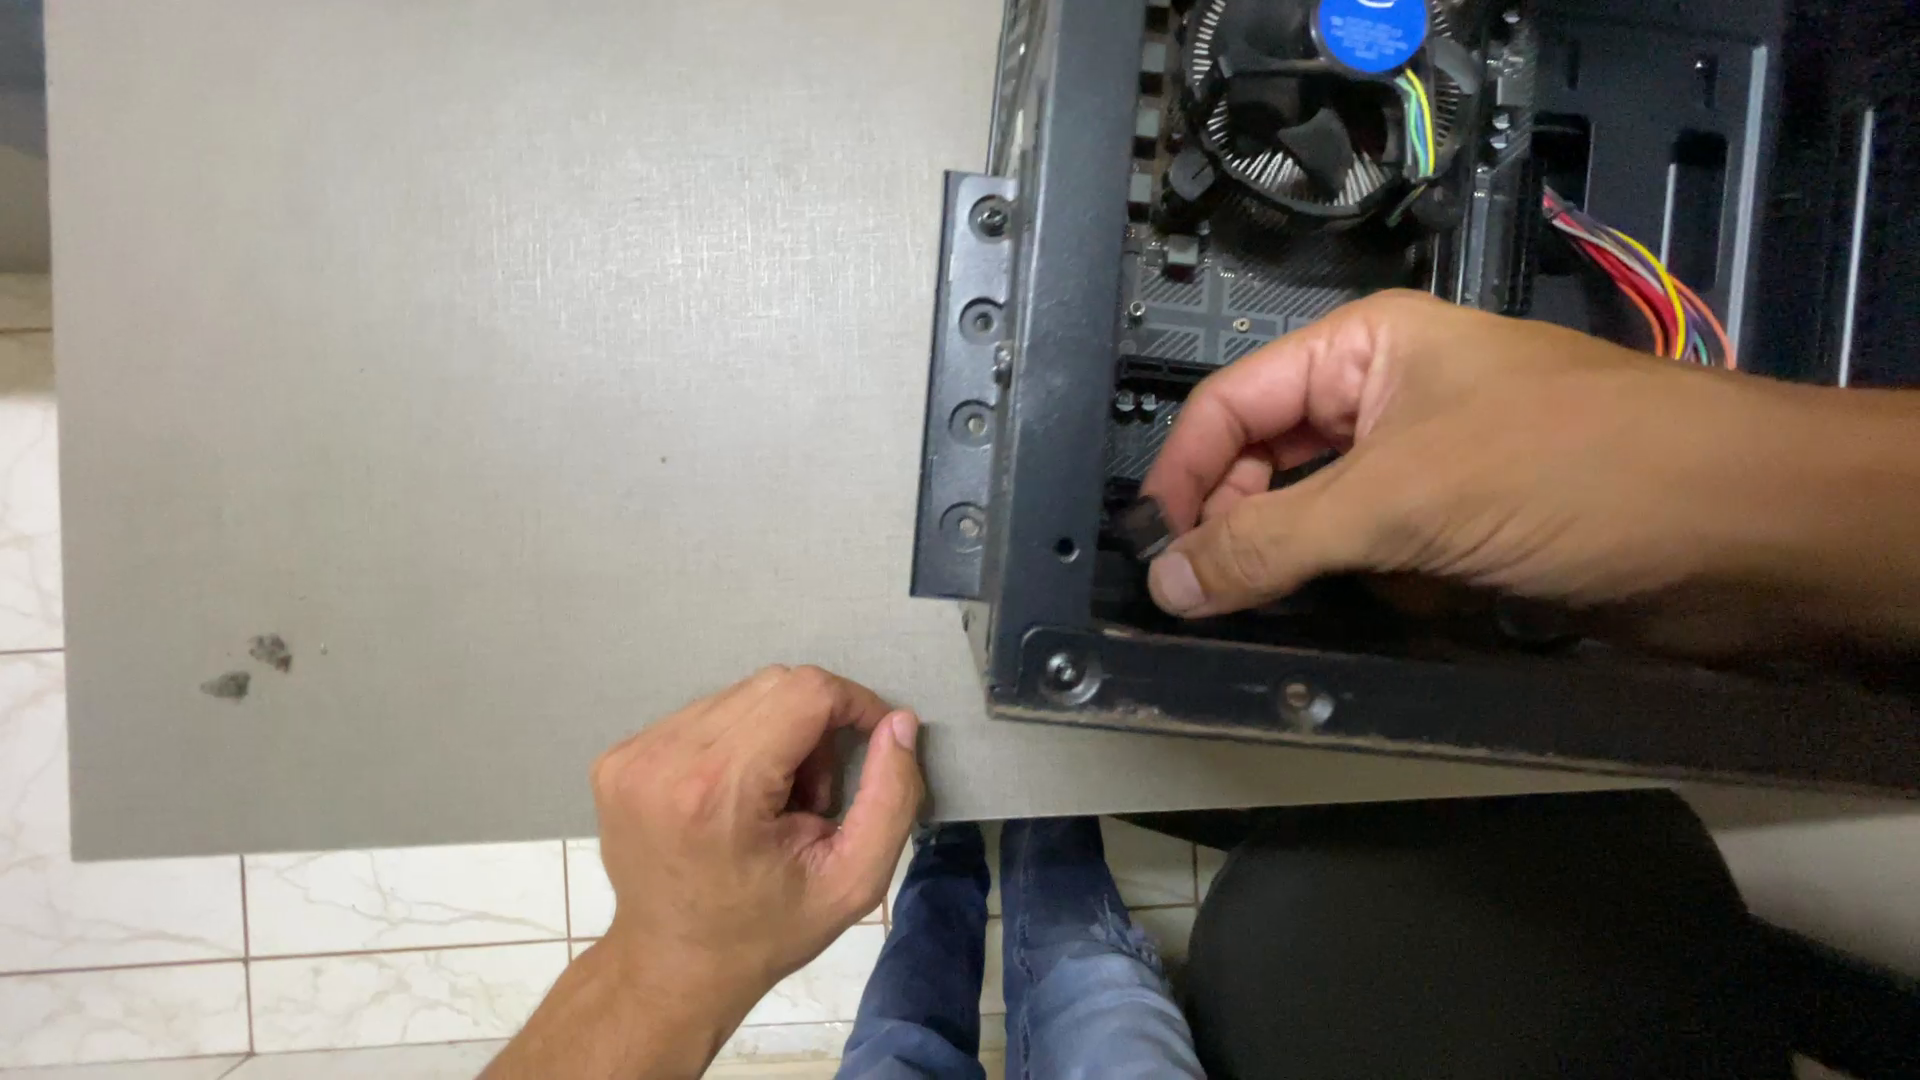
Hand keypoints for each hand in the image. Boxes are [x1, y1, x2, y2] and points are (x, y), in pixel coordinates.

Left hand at [592, 665, 921, 1034]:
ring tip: (776, 798)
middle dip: (817, 724)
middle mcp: (666, 757)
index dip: (854, 703)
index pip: (806, 691)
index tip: (874, 739)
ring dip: (779, 730)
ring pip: (744, 694)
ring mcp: (635, 753)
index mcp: (719, 789)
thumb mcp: (854, 880)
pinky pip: (709, 711)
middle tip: (816, 792)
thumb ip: (892, 797)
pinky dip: (741, 737)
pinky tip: (737, 793)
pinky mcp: (619, 755)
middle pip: (777, 685)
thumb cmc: (767, 931)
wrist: (669, 970)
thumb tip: (899, 721)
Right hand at [1139, 290, 1919, 652]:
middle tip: (1205, 591)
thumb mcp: (1398, 501)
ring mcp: (1404, 464)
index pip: (1228, 407)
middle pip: (1257, 463)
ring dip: (1289, 561)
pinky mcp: (1434, 523)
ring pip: (1301, 514)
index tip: (1153, 547)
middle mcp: (1372, 399)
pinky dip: (1342, 582)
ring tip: (1276, 601)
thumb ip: (1267, 545)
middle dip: (1235, 525)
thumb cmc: (1578, 472)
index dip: (1182, 475)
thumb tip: (1166, 585)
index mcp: (1357, 351)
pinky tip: (1364, 600)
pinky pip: (1350, 550)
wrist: (1758, 539)